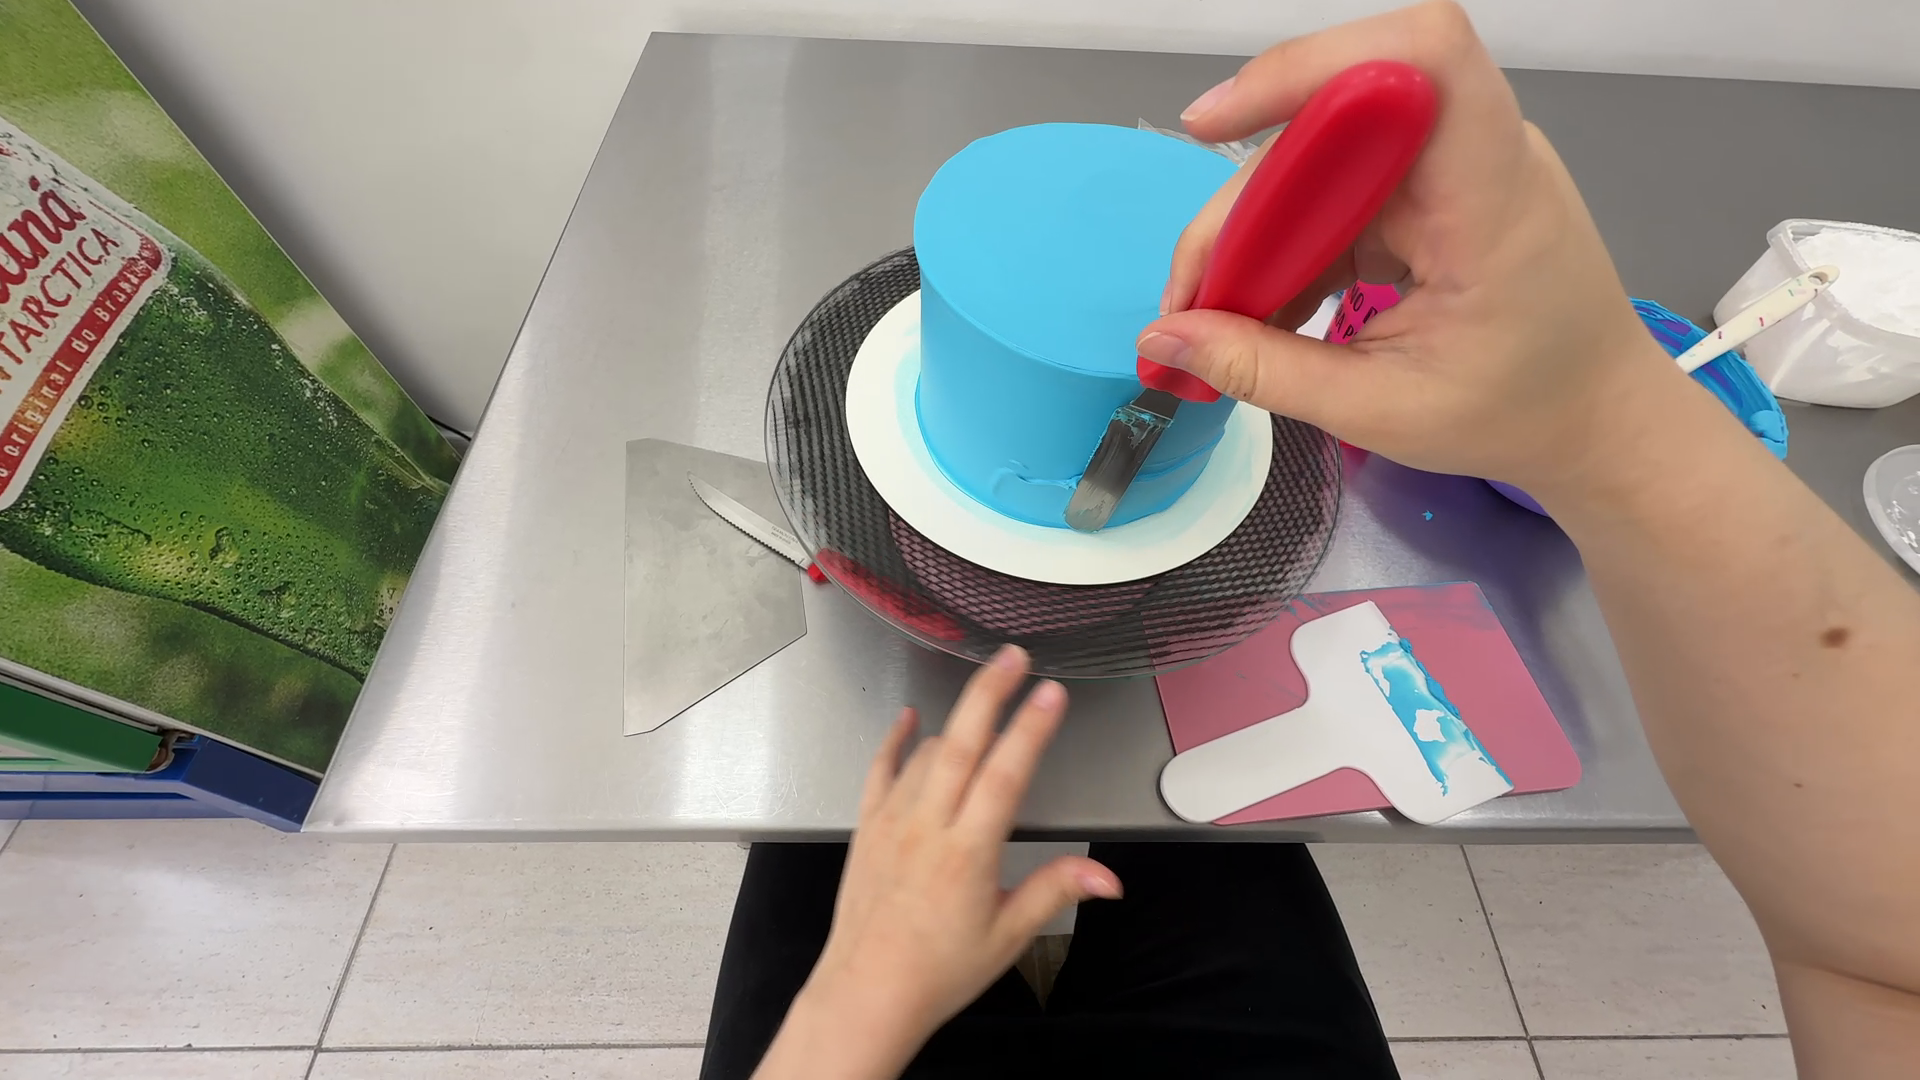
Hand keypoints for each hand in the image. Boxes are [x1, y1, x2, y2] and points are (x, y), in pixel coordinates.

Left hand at [753, 646, 1120, 1078]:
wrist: (867, 993)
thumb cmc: (936, 970)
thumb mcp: (1007, 936)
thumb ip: (1055, 891)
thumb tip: (1106, 878)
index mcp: (968, 852)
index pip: (1005, 774)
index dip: (1031, 729)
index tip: (1050, 693)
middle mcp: (928, 825)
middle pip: (963, 743)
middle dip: (991, 691)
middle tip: (1013, 657)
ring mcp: (894, 819)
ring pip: (927, 752)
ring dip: (958, 724)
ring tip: (984, 708)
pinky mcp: (868, 823)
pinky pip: (880, 768)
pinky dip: (895, 738)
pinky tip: (907, 718)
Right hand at [1137, 0, 1695, 499]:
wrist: (1589, 417)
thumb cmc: (1508, 414)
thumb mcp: (1372, 408)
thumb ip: (1260, 370)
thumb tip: (1160, 340)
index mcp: (1489, 197)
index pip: (1415, 61)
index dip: (1306, 67)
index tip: (1208, 128)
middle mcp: (1466, 160)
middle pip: (1323, 135)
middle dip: (1237, 214)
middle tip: (1188, 304)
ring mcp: (1439, 178)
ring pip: (1312, 173)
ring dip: (1247, 240)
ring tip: (1213, 319)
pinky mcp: (1417, 202)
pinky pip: (1324, 206)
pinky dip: (1278, 256)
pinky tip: (1258, 312)